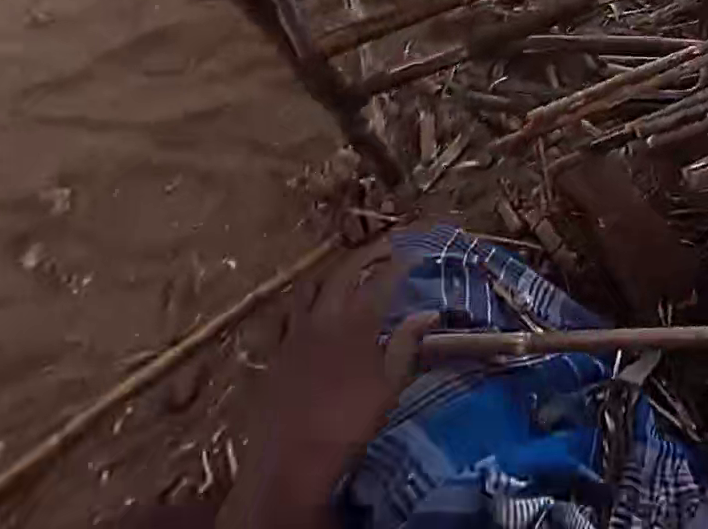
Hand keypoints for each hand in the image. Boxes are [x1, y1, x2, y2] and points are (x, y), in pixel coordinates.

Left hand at [216, 240, 438, 528]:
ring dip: (333, 272)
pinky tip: (313, 307)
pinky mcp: (278, 346)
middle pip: (346, 270)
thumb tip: (429, 312)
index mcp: (356, 321)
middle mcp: (325, 314)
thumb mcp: (389, 385)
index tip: (413, 255)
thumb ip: (407, 343)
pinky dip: (306, 300)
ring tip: (349, 270)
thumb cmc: (349, 423)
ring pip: (313, 283)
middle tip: (385, 248)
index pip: (382, 280)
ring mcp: (297, 328)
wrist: (292, 460)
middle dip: (367, 254)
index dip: (399, 264)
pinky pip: (290, 310)